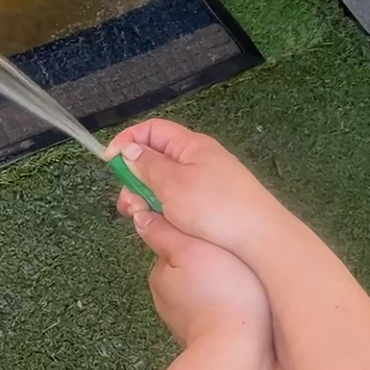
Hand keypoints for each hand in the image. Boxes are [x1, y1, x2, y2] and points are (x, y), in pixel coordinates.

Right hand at [110, 119, 292, 256]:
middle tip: (127, 203)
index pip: (151, 130)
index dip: (127, 141)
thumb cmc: (216, 208)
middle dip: (133, 178)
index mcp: (190, 146)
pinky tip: (163, 224)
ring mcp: (204, 182)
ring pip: (162, 184)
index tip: (110, 163)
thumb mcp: (173, 184)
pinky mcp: (208, 204)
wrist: (259, 240)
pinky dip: (163, 209)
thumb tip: (129, 149)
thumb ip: (147, 165)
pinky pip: (175, 200)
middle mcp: (197, 159)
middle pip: (154, 159)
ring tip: (144, 217)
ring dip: (146, 197)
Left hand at [133, 207, 273, 369]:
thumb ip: (164, 232)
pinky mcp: (202, 338)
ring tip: (246, 286)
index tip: (222, 241)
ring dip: (220, 287)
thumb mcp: (193, 250)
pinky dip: (225, 308)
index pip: (175, 246)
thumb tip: (138, 215)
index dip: (199, 240)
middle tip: (239, 264)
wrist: (238, 351)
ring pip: (201, 292)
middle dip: (211, 265)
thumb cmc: (222, 291)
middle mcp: (165, 298)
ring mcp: (182, 321)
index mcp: (160, 274)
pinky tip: (244, 308)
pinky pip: (212, 314)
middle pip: (189, 269)